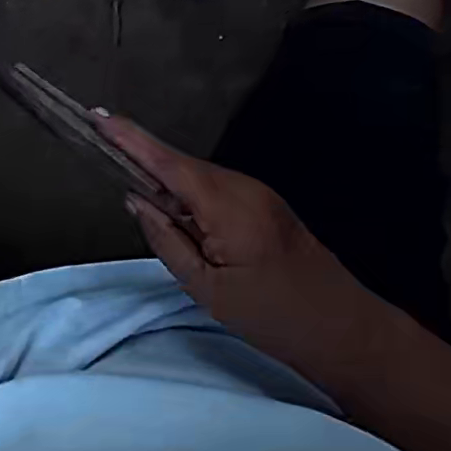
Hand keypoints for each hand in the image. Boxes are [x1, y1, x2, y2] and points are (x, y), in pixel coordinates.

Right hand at [96, 114, 394, 379]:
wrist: (353, 335)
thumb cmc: (276, 318)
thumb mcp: (207, 289)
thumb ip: (165, 239)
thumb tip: (135, 200)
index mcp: (227, 206)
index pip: (166, 162)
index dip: (129, 137)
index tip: (97, 115)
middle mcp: (242, 186)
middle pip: (177, 163)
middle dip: (139, 154)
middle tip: (99, 144)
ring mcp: (256, 191)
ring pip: (194, 173)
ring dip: (162, 175)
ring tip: (133, 184)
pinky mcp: (263, 202)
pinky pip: (211, 184)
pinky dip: (184, 188)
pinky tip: (172, 205)